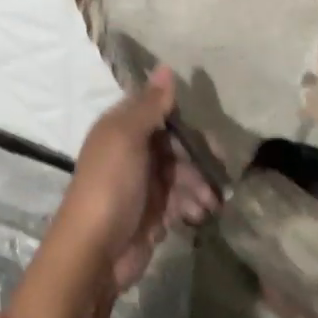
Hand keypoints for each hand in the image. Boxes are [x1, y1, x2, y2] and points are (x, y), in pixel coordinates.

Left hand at [51, 66, 220, 291]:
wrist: (96, 251)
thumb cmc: (111, 185)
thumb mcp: (127, 137)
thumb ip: (149, 105)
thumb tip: (165, 67)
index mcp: (120, 129)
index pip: (157, 111)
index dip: (182, 117)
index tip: (210, 128)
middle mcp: (131, 152)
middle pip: (174, 144)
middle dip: (198, 156)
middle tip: (221, 169)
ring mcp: (143, 184)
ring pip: (182, 174)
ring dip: (199, 185)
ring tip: (210, 202)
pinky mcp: (154, 213)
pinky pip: (181, 201)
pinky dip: (193, 205)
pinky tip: (201, 214)